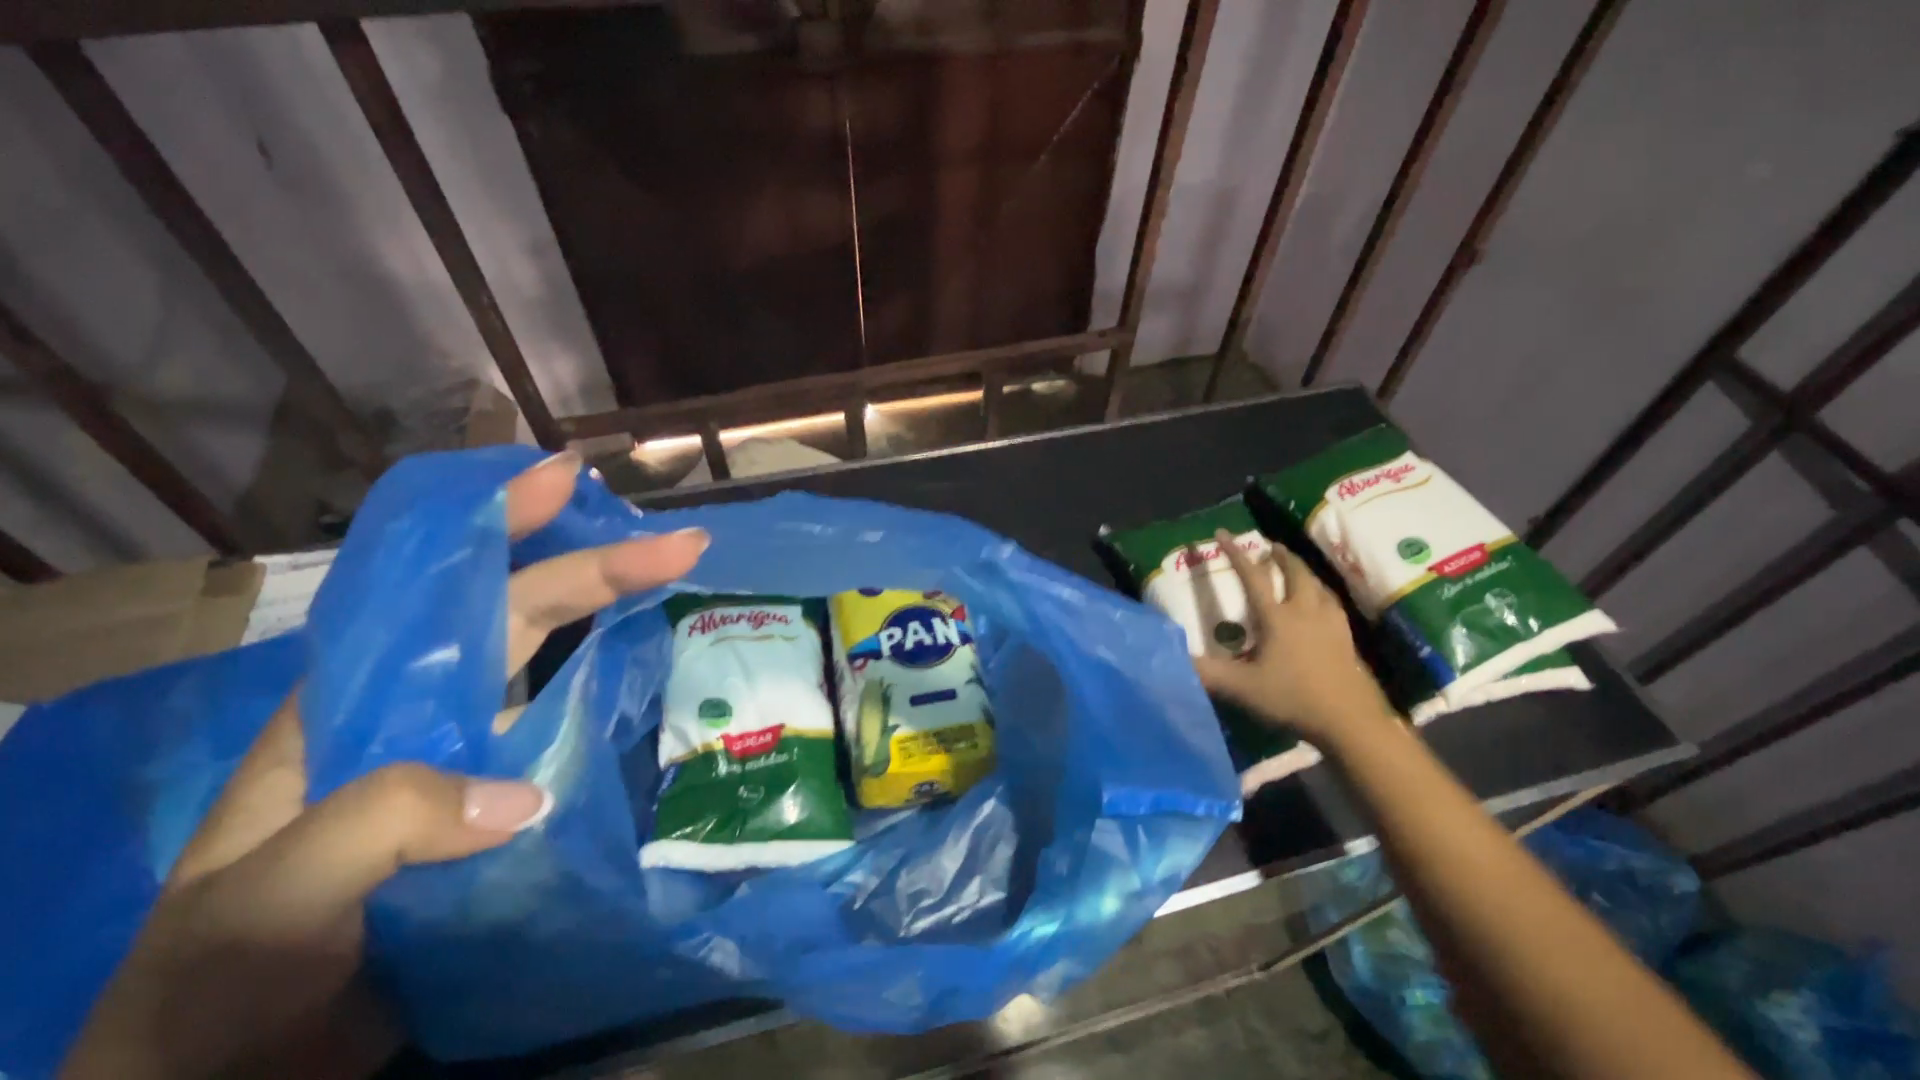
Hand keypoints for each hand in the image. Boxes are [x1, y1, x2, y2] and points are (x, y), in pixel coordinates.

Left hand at [61, 452, 708, 1079]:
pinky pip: (562, 758)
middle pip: (511, 624)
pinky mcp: (491, 829)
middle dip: (588, 570)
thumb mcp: (274, 895)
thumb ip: (384, 823)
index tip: (573, 482)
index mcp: (355, 709)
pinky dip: (610, 723)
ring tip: (675, 603)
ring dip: (606, 636)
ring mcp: (459, 776)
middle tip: (674, 544)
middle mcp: (416, 724)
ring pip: (545, 684)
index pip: (444, 600)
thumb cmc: (221, 981)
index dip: (509, 534)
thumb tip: (527, 790)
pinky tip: (656, 715)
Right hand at [1193, 528, 1397, 747]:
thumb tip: (1173, 656)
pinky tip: (1323, 602)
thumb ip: (1207, 672)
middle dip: (1280, 556)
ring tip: (1296, 568)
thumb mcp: (1241, 688)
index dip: (1236, 553)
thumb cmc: (1291, 698)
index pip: (1252, 577)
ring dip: (1303, 571)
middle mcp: (1304, 611)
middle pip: (1294, 572)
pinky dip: (1322, 593)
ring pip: (1317, 584)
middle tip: (1271, 546)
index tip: (1223, 533)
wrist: (1347, 719)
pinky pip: (1333, 603)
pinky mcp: (1346, 638)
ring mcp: (1330, 623)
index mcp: (1276, 618)